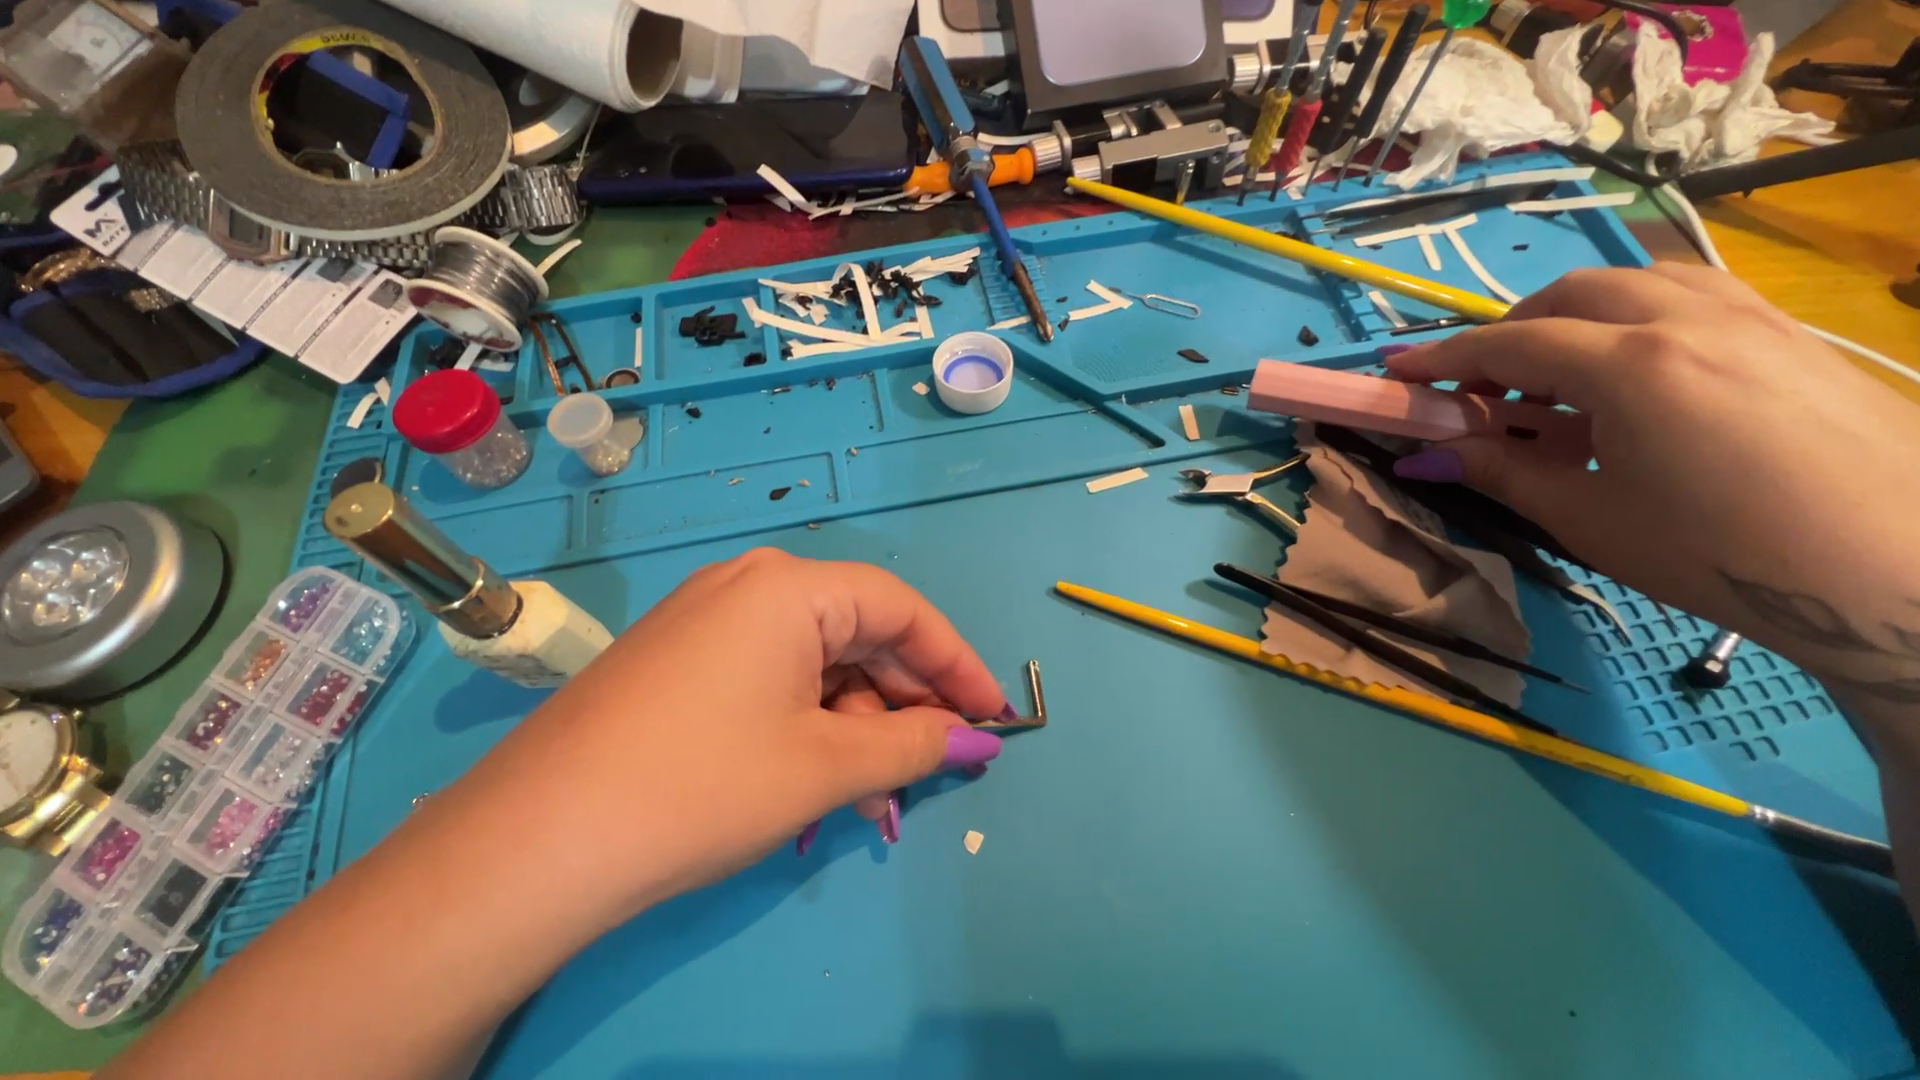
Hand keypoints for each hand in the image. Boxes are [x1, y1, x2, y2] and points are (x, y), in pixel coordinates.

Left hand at [438, 548, 1010, 920]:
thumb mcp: (823, 767)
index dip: (956, 663)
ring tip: (875, 801)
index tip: (993, 715)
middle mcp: (747, 587)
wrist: (535, 843)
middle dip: (905, 705)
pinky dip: (809, 728)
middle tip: (934, 766)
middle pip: (858, 635)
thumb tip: (975, 740)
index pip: (901, 609)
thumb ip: (913, 747)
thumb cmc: (702, 785)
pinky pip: (771, 681)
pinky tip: (822, 784)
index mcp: (788, 588)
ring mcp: (705, 624)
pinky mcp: (678, 664)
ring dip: (857, 728)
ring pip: (815, 665)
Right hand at [1382, 264, 1919, 704]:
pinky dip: (1640, 314)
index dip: (1445, 356)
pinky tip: (1639, 368)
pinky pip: (1697, 294)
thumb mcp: (1587, 517)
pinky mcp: (1793, 336)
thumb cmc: (1718, 554)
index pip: (1512, 343)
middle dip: (1512, 330)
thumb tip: (1422, 455)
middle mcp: (1691, 319)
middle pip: (1573, 294)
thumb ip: (1499, 471)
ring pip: (1640, 281)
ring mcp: (1753, 319)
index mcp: (1633, 365)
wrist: (1894, 571)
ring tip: (1560, 372)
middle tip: (1485, 388)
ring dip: (1577, 314)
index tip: (1398, 371)